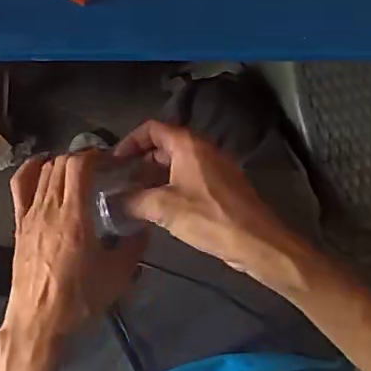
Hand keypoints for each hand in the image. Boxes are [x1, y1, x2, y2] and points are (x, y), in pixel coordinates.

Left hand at [4, 151, 144, 344]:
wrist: (38, 322)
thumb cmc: (79, 300)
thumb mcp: (117, 276)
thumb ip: (134, 247)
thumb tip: (144, 227)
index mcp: (74, 216)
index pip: (79, 166)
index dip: (96, 155)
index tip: (112, 161)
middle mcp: (49, 208)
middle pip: (61, 163)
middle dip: (83, 158)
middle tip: (101, 168)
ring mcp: (30, 214)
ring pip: (42, 171)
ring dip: (61, 163)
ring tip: (78, 171)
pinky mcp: (18, 223)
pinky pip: (19, 186)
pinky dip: (30, 169)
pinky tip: (42, 167)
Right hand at [114, 121, 314, 286]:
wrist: (258, 243)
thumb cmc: (209, 217)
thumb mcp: (163, 208)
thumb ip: (133, 200)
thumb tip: (113, 201)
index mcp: (188, 145)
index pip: (151, 128)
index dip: (130, 141)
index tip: (115, 161)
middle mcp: (202, 149)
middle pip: (164, 144)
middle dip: (140, 160)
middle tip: (122, 179)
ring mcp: (215, 167)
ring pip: (177, 162)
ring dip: (155, 175)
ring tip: (135, 195)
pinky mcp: (222, 186)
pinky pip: (190, 177)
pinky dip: (171, 185)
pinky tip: (160, 207)